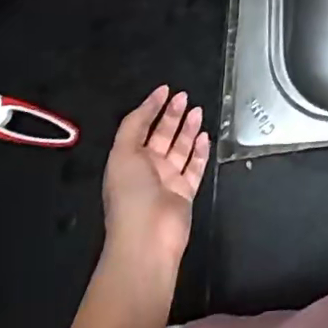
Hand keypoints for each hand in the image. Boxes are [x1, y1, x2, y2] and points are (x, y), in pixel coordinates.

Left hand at [102, 86, 209, 269]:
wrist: (148, 238)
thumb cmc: (131, 193)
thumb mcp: (123, 152)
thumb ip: (135, 124)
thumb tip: (150, 100)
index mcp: (128, 159)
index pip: (140, 127)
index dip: (151, 108)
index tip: (165, 90)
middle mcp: (147, 169)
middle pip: (162, 136)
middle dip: (172, 115)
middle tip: (184, 96)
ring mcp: (167, 181)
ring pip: (180, 149)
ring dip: (188, 129)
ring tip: (197, 111)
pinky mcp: (185, 192)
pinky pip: (194, 167)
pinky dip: (199, 152)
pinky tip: (205, 136)